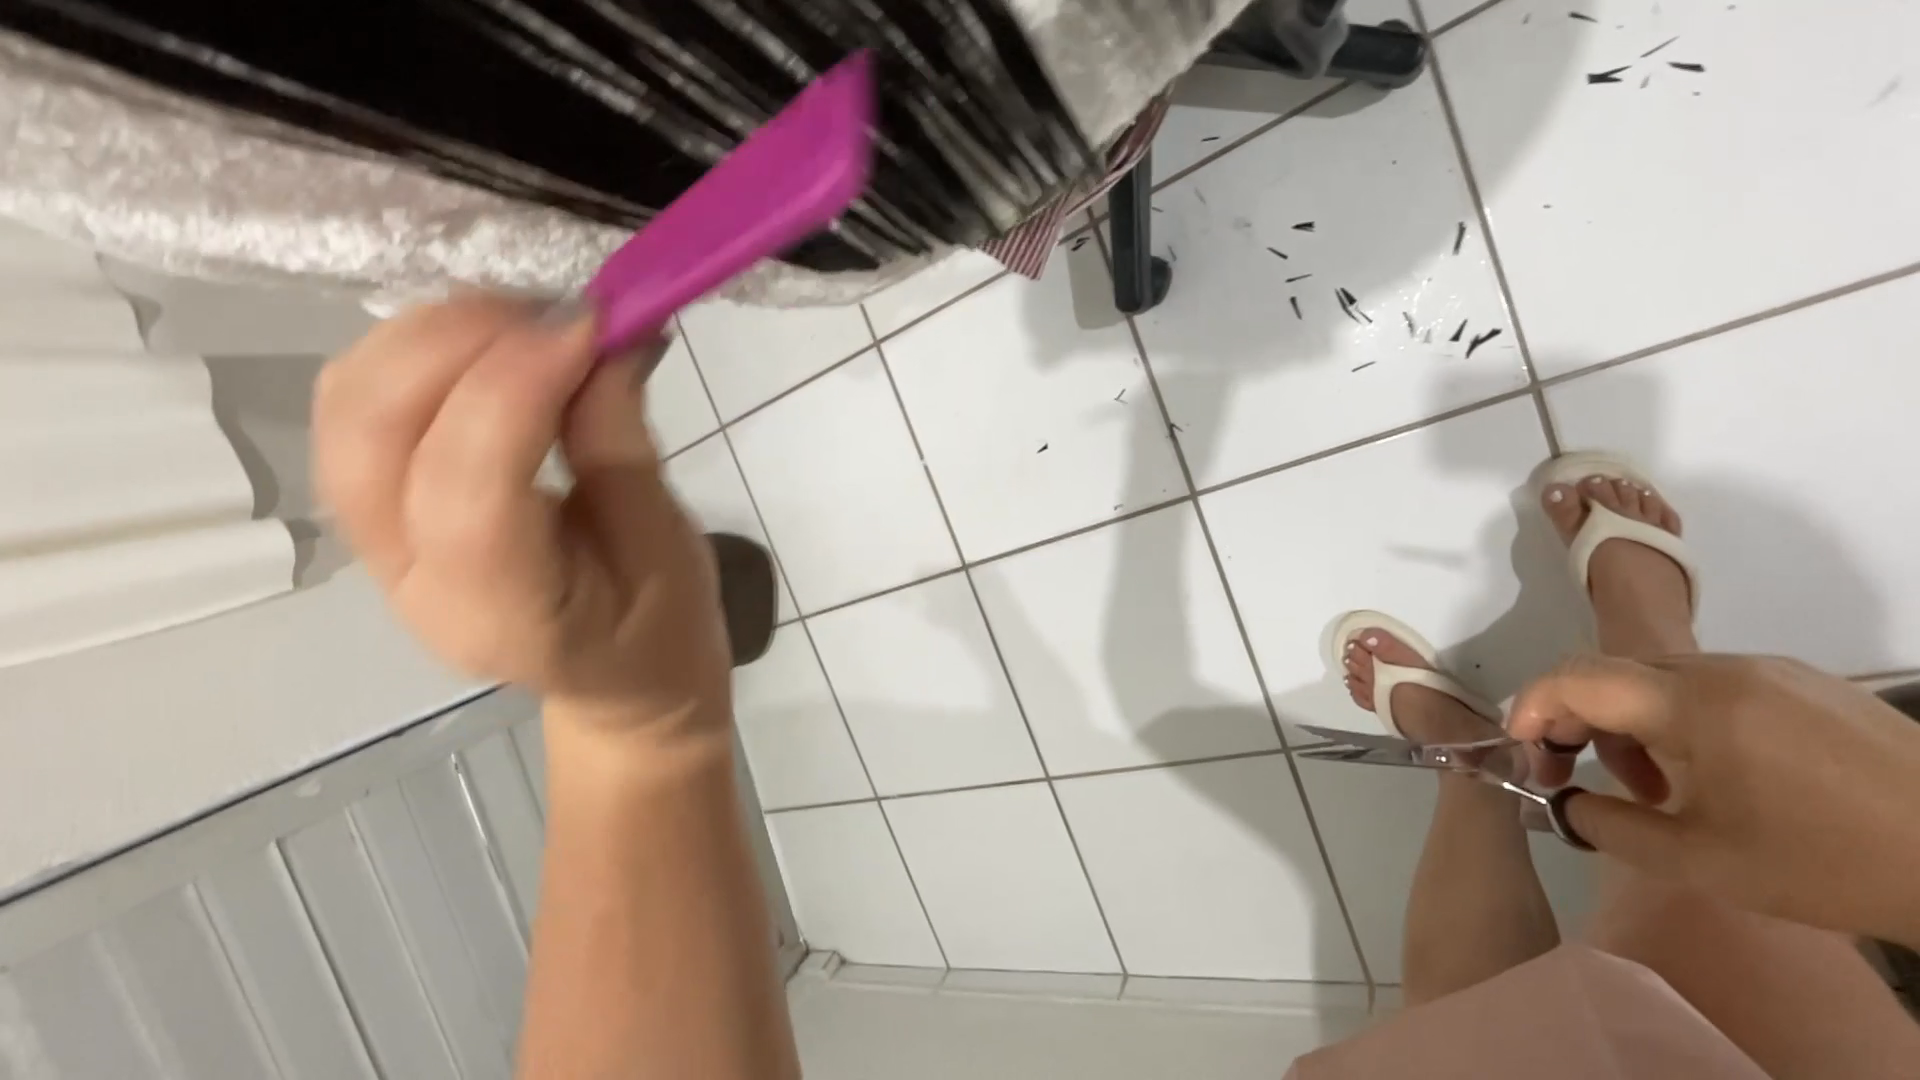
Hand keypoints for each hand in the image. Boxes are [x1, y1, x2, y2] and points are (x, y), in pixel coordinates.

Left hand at [313, 295, 730, 731]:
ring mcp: (376, 543)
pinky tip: (496, 347)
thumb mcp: (665, 550)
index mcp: (496, 611)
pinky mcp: (378, 510)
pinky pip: (363, 408)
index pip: (467, 483)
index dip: (519, 383)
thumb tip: (605, 340)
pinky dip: (421, 353)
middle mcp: (408, 577)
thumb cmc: (662, 632)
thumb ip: (620, 446)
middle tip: (560, 313)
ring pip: (349, 403)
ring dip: (433, 335)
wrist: (621, 687)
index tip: (595, 323)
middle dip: (459, 338)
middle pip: (372, 428)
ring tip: (532, 323)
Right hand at [1509, 653, 1919, 944]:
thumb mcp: (1700, 862)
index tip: (1522, 751)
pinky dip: (1677, 718)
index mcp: (1693, 703)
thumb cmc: (1830, 862)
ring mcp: (1769, 670)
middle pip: (1610, 673)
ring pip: (1657, 677)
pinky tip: (1711, 771)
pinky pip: (1708, 684)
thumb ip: (1607, 825)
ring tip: (1653, 786)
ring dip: (1627, 722)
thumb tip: (1565, 801)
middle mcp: (1723, 668)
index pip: (1575, 677)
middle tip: (1571, 773)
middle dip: (1574, 719)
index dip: (1531, 706)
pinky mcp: (1806, 682)